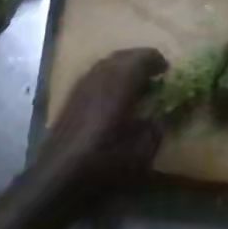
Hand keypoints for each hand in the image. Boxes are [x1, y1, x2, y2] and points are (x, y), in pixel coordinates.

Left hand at [37, 48, 167, 191]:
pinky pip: (95, 73)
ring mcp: (83, 84)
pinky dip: (109, 74)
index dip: (156, 60)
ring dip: (124, 65)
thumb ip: (155, 128)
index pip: (141, 59)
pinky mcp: (72, 94)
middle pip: (123, 56)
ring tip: (137, 81)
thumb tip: (162, 116)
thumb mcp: (141, 152)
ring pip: (106, 62)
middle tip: (154, 73)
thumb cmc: (104, 163)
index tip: (167, 70)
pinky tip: (114, 93)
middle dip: (140, 59)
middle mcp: (100, 77)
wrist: (60, 172)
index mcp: (119, 85)